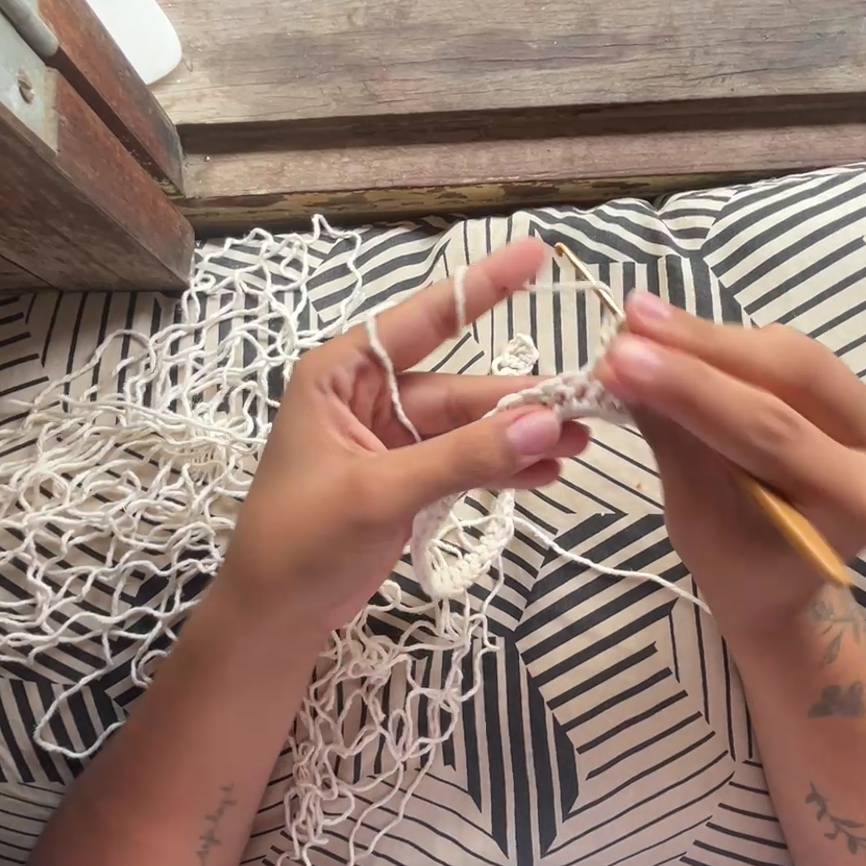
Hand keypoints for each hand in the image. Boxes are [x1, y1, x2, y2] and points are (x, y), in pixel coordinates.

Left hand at [216, 238, 590, 635]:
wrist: (278, 612)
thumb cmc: (303, 539)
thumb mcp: (381, 490)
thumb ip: (463, 456)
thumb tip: (545, 421)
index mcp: (343, 374)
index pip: (421, 319)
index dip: (481, 288)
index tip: (535, 253)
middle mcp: (369, 397)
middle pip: (459, 387)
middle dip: (520, 401)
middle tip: (586, 404)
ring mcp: (392, 441)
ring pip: (468, 429)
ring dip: (519, 439)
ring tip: (578, 444)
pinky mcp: (407, 480)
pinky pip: (463, 464)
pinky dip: (500, 471)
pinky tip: (544, 474)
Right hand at [593, 292, 865, 629]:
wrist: (777, 580)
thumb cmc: (733, 564)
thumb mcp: (694, 514)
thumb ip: (673, 437)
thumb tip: (623, 368)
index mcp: (855, 504)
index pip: (768, 428)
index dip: (690, 387)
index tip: (619, 356)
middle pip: (793, 374)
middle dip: (701, 345)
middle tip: (631, 320)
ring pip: (792, 355)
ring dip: (711, 338)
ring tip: (643, 323)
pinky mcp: (864, 401)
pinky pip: (793, 359)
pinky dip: (730, 347)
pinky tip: (679, 337)